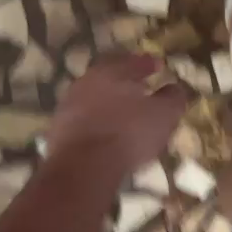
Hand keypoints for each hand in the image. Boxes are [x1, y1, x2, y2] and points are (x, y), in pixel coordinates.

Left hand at [46, 54, 188, 179]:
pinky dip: (99, 123)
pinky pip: (85, 122)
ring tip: (128, 113)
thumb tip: (174, 88)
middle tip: (143, 87)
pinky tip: (111, 133)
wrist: (82, 170)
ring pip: (94, 100)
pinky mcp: (57, 135)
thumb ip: (173, 97)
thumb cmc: (129, 132)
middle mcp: (84, 84)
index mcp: (110, 71)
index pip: (132, 61)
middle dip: (126, 82)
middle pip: (108, 78)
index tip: (159, 66)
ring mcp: (67, 110)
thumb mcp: (165, 113)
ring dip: (110, 104)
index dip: (148, 63)